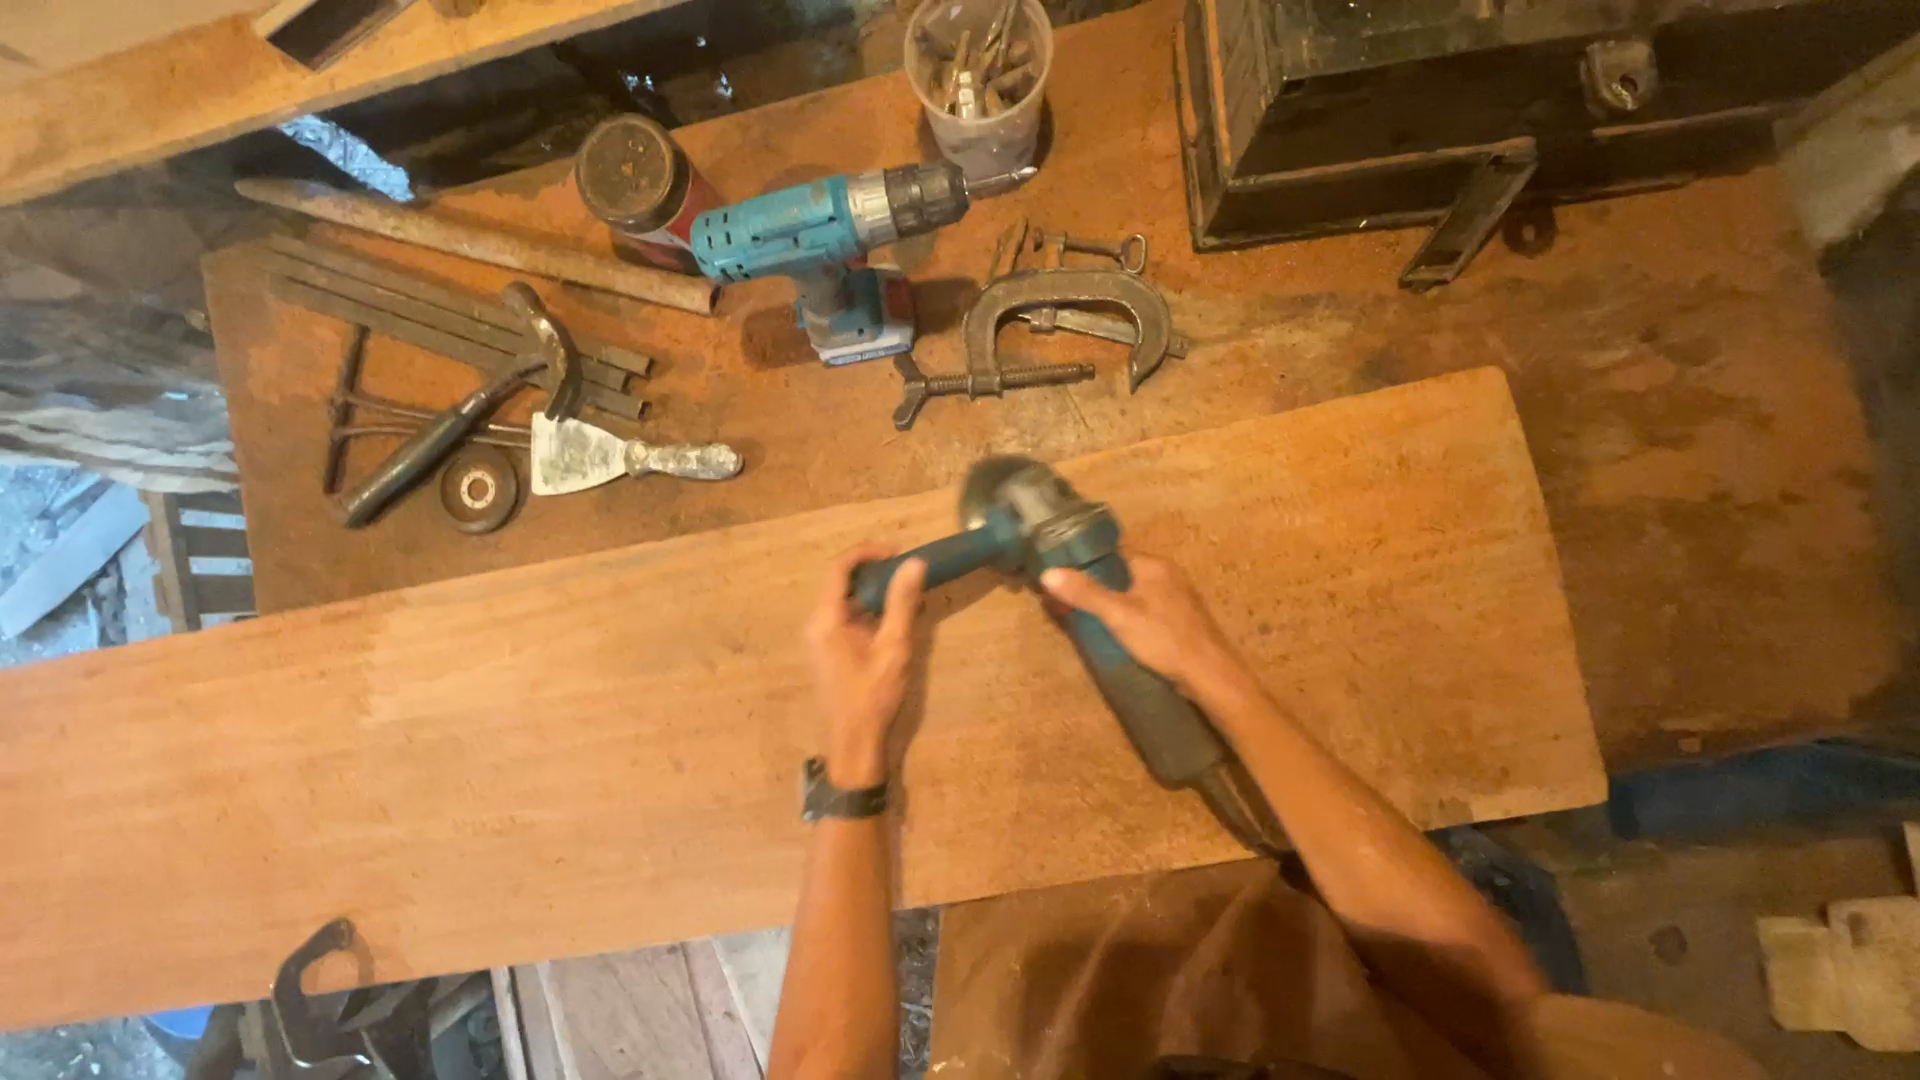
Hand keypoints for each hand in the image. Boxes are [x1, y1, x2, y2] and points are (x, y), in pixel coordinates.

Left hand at [805, 543, 927, 787]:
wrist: (853, 745)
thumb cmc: (872, 697)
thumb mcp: (893, 647)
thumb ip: (902, 603)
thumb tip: (914, 563)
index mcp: (826, 619)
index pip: (839, 567)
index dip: (868, 552)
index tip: (898, 552)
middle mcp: (816, 624)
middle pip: (841, 581)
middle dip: (875, 571)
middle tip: (907, 572)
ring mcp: (820, 639)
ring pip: (846, 600)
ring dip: (875, 592)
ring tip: (908, 595)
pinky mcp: (828, 652)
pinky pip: (847, 618)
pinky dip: (869, 611)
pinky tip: (895, 621)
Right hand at [1039, 555, 1248, 695]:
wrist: (1209, 676)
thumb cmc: (1163, 639)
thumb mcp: (1118, 615)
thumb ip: (1085, 593)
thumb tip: (1047, 573)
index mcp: (1154, 565)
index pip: (1112, 553)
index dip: (1085, 564)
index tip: (1062, 579)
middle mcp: (1167, 574)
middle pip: (1122, 573)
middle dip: (1096, 587)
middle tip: (1069, 604)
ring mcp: (1177, 598)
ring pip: (1134, 593)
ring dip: (1113, 604)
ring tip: (1088, 620)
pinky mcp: (1181, 620)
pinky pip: (1146, 609)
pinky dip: (1129, 617)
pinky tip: (1119, 634)